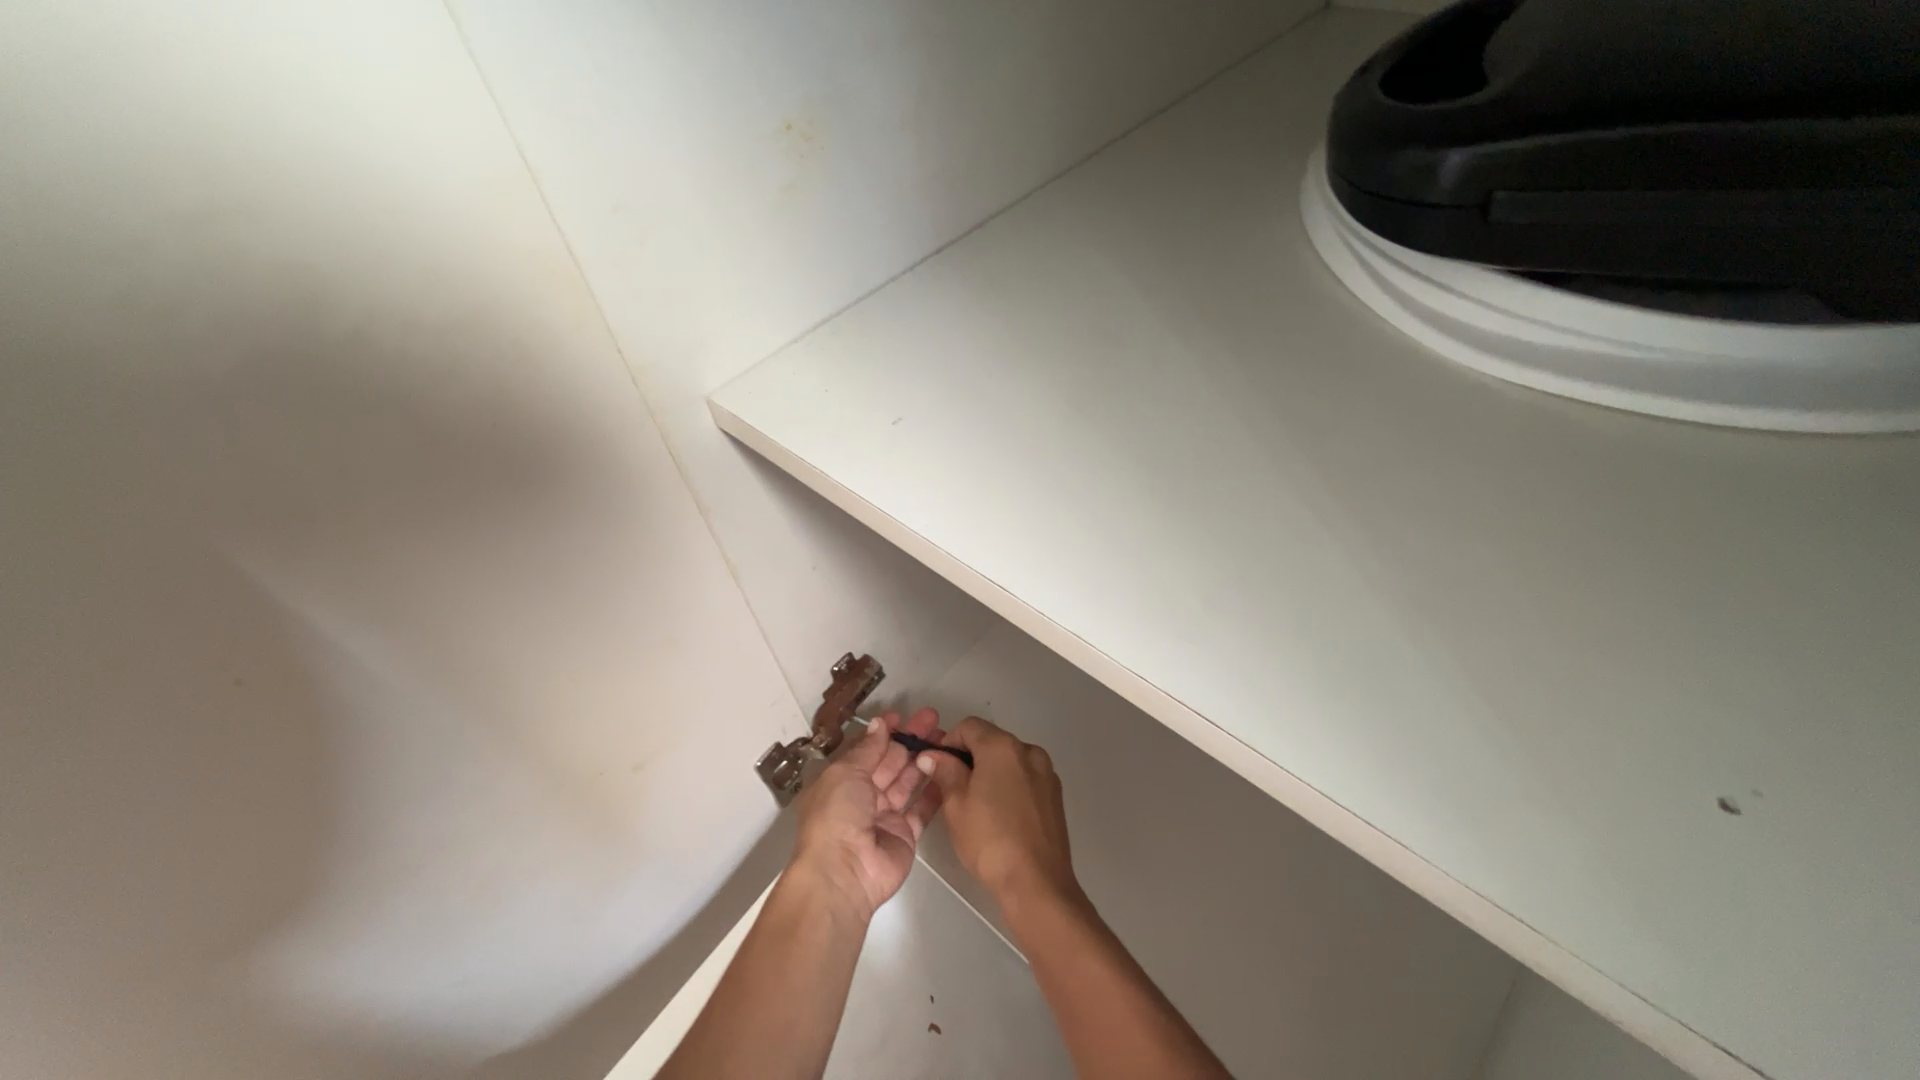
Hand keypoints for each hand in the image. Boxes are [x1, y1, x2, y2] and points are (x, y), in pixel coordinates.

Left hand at [789, 708, 947, 918]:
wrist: (844, 873)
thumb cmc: (836, 816)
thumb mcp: (846, 774)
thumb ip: (867, 749)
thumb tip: (879, 724)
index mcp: (840, 781)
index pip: (865, 750)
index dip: (883, 732)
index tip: (902, 715)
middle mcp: (861, 797)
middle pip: (889, 763)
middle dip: (909, 741)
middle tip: (933, 719)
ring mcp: (884, 817)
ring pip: (907, 782)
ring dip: (924, 760)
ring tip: (946, 738)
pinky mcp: (905, 834)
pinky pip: (922, 808)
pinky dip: (934, 790)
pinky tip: (949, 770)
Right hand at [913, 716, 1079, 910]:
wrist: (1036, 882)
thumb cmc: (989, 840)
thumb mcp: (956, 805)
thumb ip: (945, 771)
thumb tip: (932, 755)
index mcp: (1003, 747)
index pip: (969, 726)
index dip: (948, 742)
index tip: (937, 768)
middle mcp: (1029, 751)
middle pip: (992, 740)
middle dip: (969, 757)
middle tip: (951, 788)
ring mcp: (1047, 773)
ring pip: (1010, 760)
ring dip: (990, 771)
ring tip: (976, 805)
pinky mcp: (1055, 795)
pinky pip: (1025, 778)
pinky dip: (1009, 785)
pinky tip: (1001, 815)